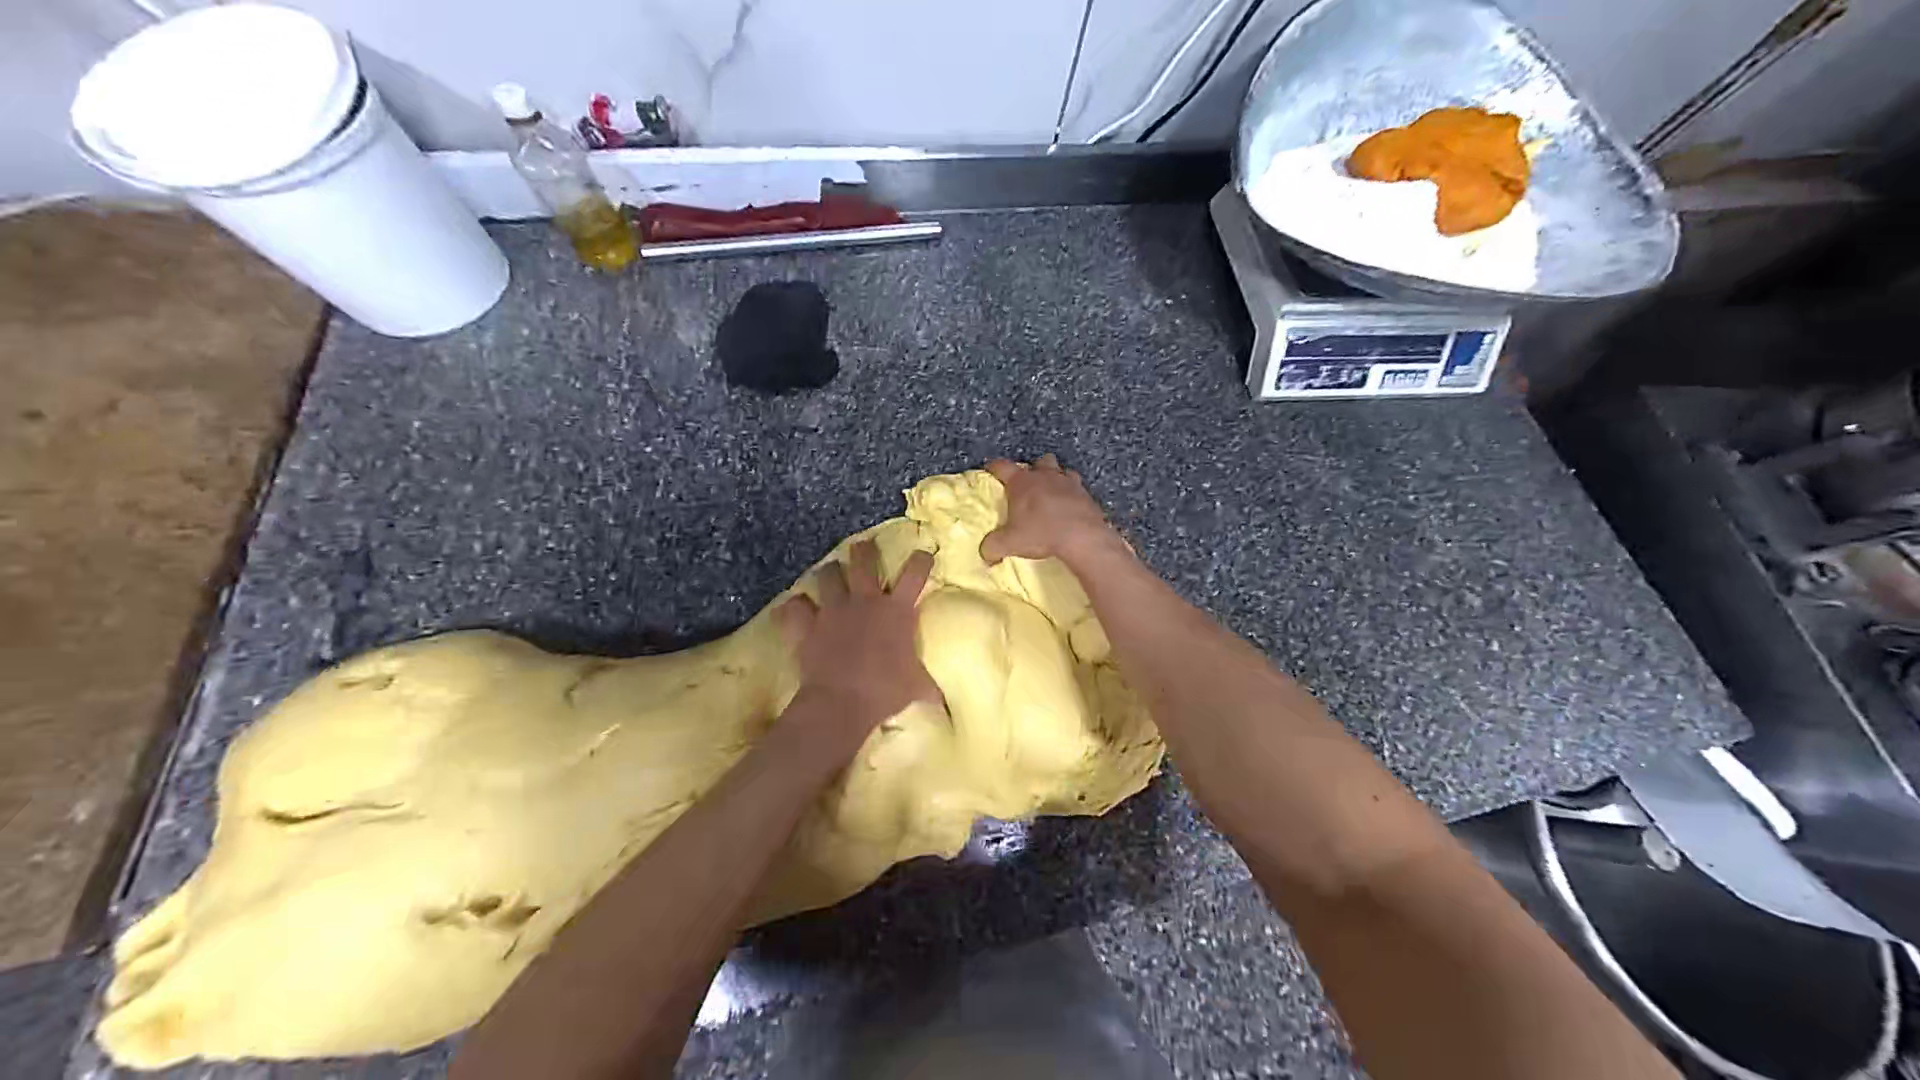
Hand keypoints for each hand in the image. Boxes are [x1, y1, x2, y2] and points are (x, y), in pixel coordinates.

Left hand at [777, 540, 939, 738]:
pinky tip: (793, 609)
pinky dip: (794, 608)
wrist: (842, 701)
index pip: (915, 573)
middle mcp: (865, 601)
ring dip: (829, 573)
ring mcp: (834, 610)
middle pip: (863, 561)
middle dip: (864, 550)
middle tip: (864, 546)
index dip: (921, 560)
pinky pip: (795, 607)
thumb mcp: (916, 687)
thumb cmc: (886, 690)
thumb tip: (942, 699)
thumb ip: (927, 684)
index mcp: (897, 610)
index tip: (923, 554)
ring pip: (828, 575)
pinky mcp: (807, 625)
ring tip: (829, 574)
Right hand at [980, 455, 1125, 567]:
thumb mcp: (1010, 543)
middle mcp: (1045, 476)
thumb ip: (993, 547)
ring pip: (1061, 470)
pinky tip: (1070, 508)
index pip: (1002, 466)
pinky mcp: (1086, 494)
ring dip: (1056, 479)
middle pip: (1039, 462)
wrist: (1082, 537)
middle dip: (1034, 470)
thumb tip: (985, 553)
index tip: (990, 470)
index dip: (994, 467)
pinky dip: (1073, 495)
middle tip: (1029, 487)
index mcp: (1022, 482)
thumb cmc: (1041, 533)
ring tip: (1052, 494)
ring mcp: (1068, 482)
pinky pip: (1078, 488)